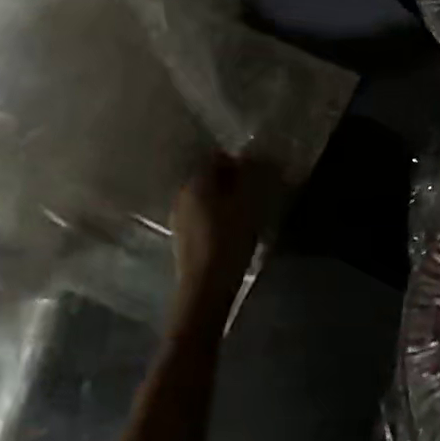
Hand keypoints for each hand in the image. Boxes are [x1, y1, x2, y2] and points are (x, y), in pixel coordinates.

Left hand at [171, 153, 267, 319]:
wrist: (206, 284)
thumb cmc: (230, 235)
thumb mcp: (249, 199)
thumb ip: (250, 173)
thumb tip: (249, 156)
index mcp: (195, 182)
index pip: (217, 157)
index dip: (240, 159)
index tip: (260, 168)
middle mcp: (182, 195)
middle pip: (210, 177)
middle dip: (234, 178)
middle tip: (258, 187)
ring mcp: (179, 217)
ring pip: (208, 196)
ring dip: (227, 197)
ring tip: (250, 207)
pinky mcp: (184, 236)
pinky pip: (204, 213)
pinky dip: (220, 213)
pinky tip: (235, 225)